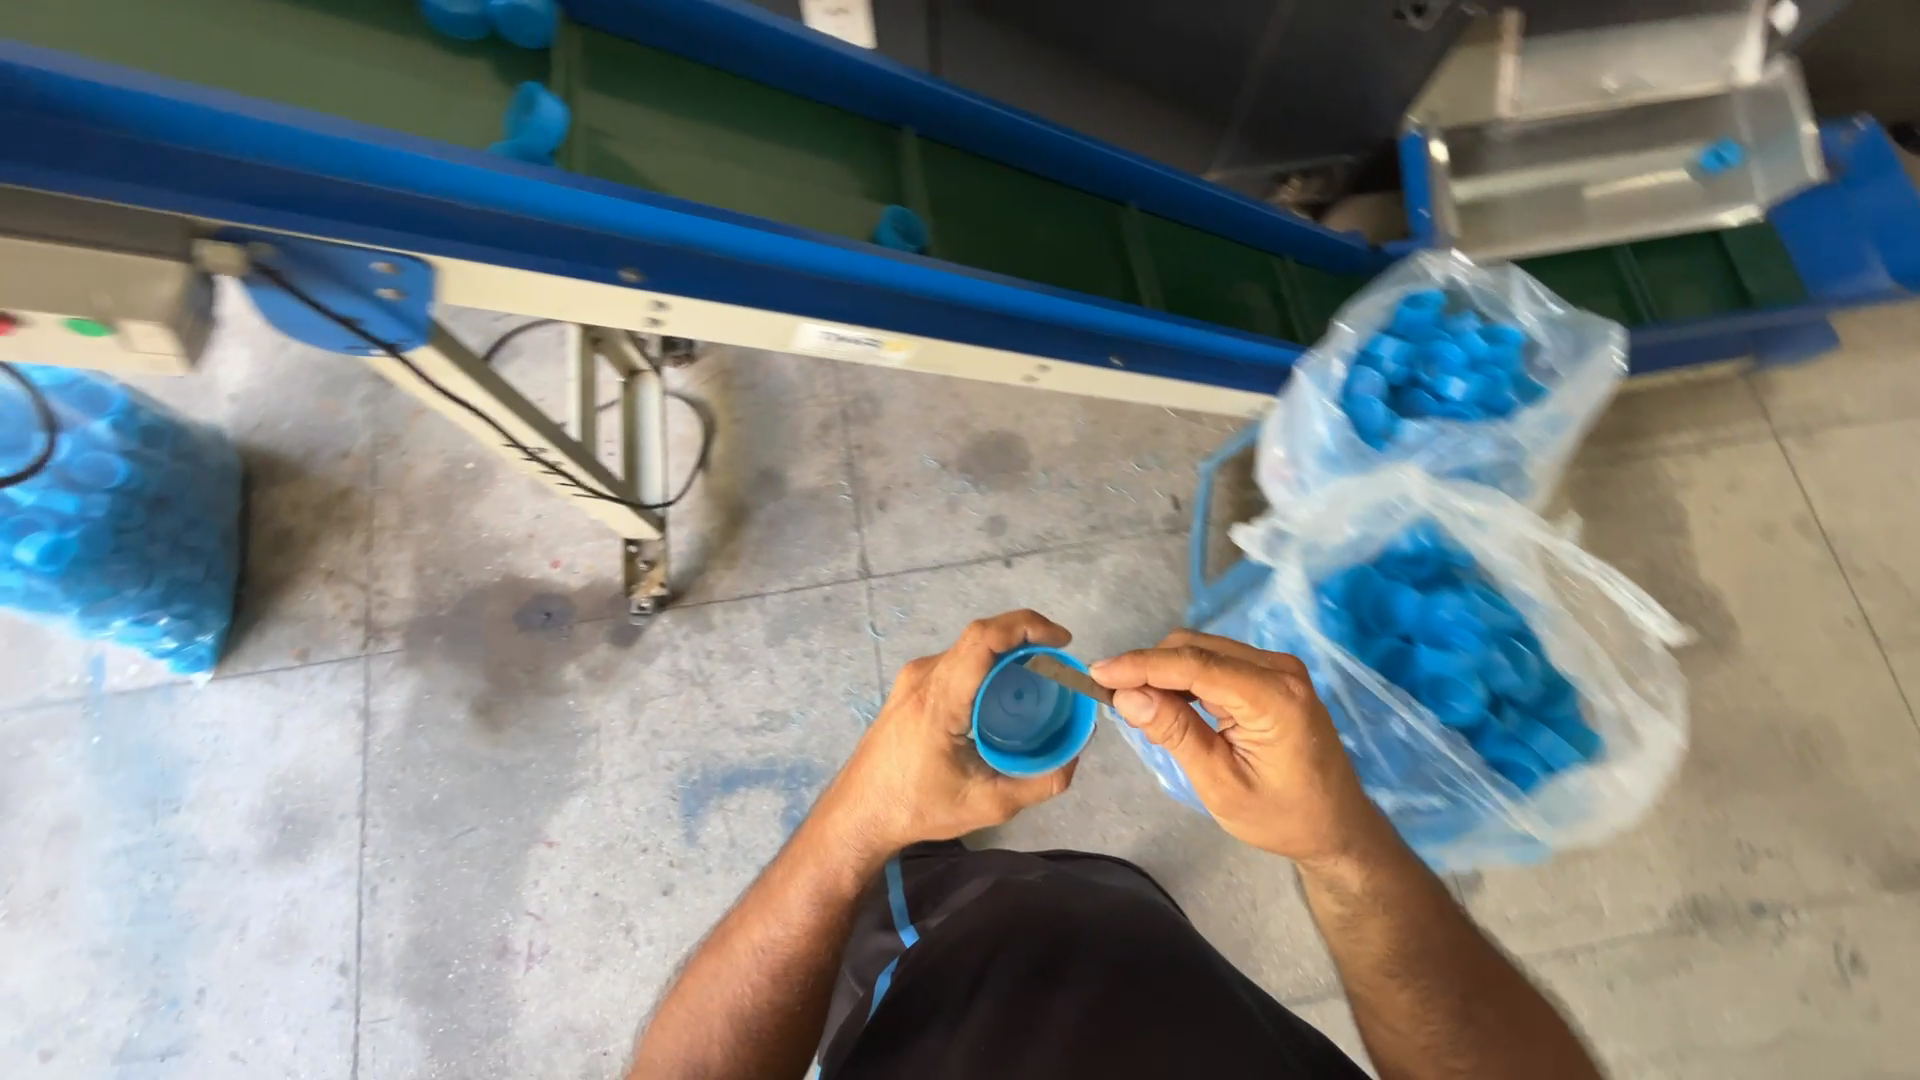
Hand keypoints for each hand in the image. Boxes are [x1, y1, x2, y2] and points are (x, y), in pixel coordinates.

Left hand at [820, 610, 1079, 853]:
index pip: (983, 639)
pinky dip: (988, 666)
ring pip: (969, 649)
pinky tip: (1005, 693)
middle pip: (981, 638)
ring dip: (1006, 654)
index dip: (1026, 626)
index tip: (1061, 639)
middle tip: (1058, 666)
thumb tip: (1074, 757)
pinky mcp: (910, 685)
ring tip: (1039, 678)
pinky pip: (957, 662)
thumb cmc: (917, 807)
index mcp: (940, 698)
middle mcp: (924, 676)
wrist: (858, 813)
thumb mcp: (987, 804)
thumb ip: (1038, 783)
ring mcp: (913, 678)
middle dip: (1026, 640)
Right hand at [1091, 630, 1389, 864]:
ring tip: (1137, 705)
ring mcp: (1277, 668)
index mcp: (1273, 697)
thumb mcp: (1221, 785)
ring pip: (1201, 650)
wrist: (1338, 829)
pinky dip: (1183, 677)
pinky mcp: (1271, 675)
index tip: (1097, 673)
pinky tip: (1167, 702)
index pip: (1193, 664)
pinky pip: (1215, 661)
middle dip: (1148, 667)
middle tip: (1114, 699)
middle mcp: (1278, 669)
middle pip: (1194, 648)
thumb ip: (1175, 733)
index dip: (1140, 665)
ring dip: (1163, 671)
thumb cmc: (1282, 817)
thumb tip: (1127, 696)